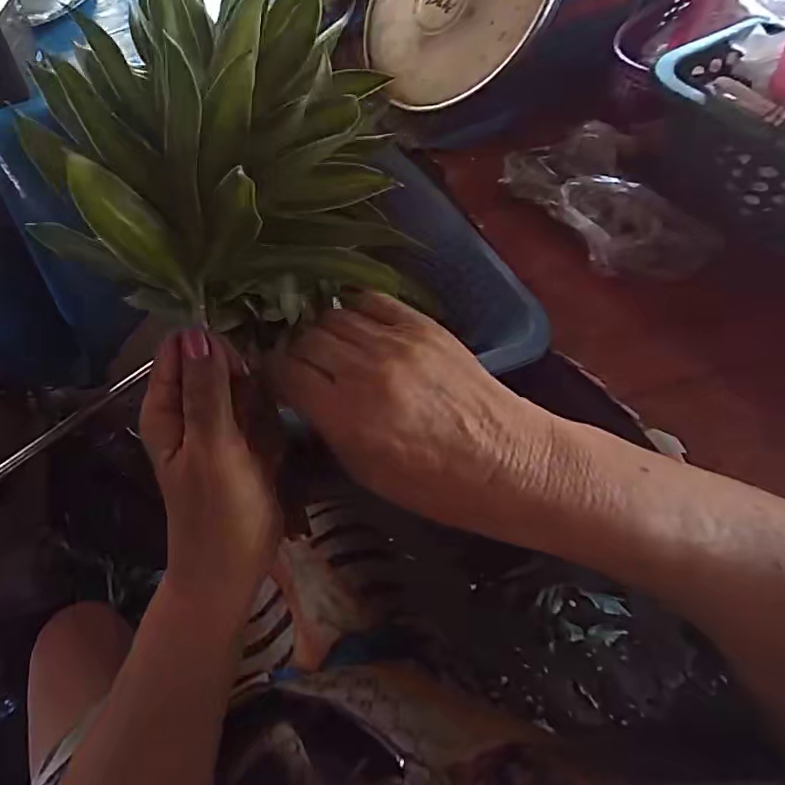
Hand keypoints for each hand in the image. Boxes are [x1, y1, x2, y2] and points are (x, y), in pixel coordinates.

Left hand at [139, 329, 278, 612]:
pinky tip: (266, 463)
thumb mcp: (210, 448)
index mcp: (164, 406)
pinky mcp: (242, 438)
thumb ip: (205, 390)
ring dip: (259, 417)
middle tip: (247, 428)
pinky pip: (261, 415)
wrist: (234, 571)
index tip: (237, 376)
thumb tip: (195, 333)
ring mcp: (216, 423)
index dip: (212, 351)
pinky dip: (268, 436)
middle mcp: (186, 408)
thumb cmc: (216, 513)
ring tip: (256, 453)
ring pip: (246, 388)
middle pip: (219, 364)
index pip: (180, 348)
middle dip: (243, 390)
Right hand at [268, 292, 562, 525]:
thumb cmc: (433, 484)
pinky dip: (353, 309)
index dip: (272, 372)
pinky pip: (369, 300)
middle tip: (299, 362)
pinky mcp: (421, 325)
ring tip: (327, 345)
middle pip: (303, 339)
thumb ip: (323, 424)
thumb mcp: (363, 469)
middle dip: (293, 350)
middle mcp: (365, 370)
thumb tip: (296, 390)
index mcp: (346, 414)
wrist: (512, 463)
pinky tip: (354, 325)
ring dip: (320, 330)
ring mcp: (395, 342)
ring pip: (330, 316)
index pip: (284, 370)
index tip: (274, 377)